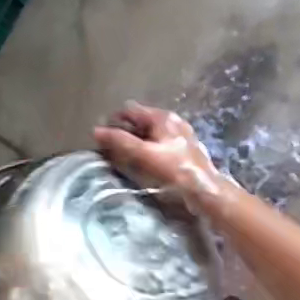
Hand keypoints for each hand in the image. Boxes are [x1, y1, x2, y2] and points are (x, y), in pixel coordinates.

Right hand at [92, 101, 236, 213]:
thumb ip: (119, 141)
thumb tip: (96, 130)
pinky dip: (147, 149)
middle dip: (124, 132)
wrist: (203, 189)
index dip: (114, 120)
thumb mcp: (143, 154)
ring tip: (121, 157)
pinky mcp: (183, 150)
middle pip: (140, 121)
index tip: (100, 136)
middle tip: (108, 148)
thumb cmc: (174, 169)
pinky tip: (141, 163)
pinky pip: (158, 144)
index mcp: (163, 117)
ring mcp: (179, 136)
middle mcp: (172, 121)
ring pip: (150, 133)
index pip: (130, 110)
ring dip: (135, 142)